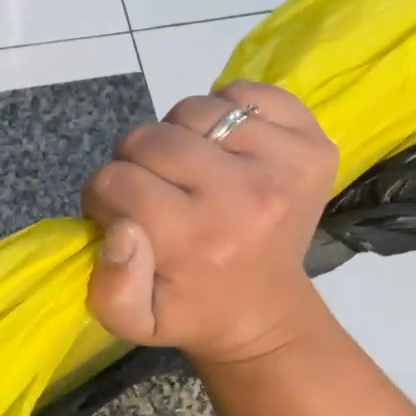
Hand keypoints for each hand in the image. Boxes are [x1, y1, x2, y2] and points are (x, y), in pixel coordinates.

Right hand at [81, 80, 339, 364]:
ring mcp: (285, 162)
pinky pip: (247, 93)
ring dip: (174, 136)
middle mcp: (245, 194)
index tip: (115, 216)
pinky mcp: (312, 142)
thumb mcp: (133, 322)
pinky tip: (220, 150)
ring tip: (183, 170)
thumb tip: (120, 229)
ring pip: (194, 110)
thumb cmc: (186, 312)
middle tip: (146, 191)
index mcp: (196, 238)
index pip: (116, 180)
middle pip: (151, 138)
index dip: (103, 196)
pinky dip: (223, 113)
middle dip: (133, 162)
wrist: (263, 311)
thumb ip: (112, 287)